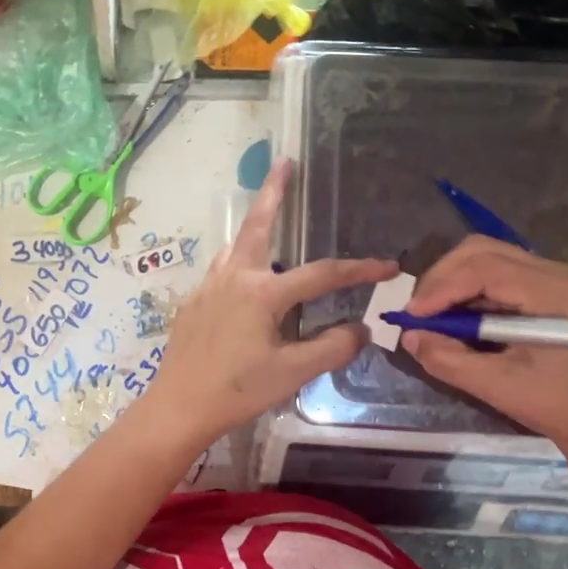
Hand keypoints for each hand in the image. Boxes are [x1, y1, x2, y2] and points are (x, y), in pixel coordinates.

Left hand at [145, 160, 397, 445]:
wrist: (178, 406)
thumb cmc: (237, 390)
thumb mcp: (293, 373)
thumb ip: (332, 347)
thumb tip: (361, 328)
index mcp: (262, 292)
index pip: (322, 273)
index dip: (359, 269)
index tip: (389, 266)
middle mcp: (233, 278)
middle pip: (258, 226)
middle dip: (273, 192)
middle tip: (283, 162)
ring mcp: (208, 288)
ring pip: (235, 247)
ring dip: (254, 227)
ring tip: (267, 215)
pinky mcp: (193, 303)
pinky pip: (221, 270)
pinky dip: (237, 260)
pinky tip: (243, 275)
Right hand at [400, 236, 567, 454]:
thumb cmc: (556, 404)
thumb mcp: (498, 387)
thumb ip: (449, 359)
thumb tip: (409, 336)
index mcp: (554, 293)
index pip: (484, 268)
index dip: (441, 288)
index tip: (411, 317)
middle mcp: (557, 273)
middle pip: (481, 251)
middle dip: (441, 278)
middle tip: (419, 313)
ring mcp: (553, 276)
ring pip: (485, 256)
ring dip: (451, 281)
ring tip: (434, 315)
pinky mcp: (545, 286)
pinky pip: (495, 271)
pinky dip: (467, 288)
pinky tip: (457, 316)